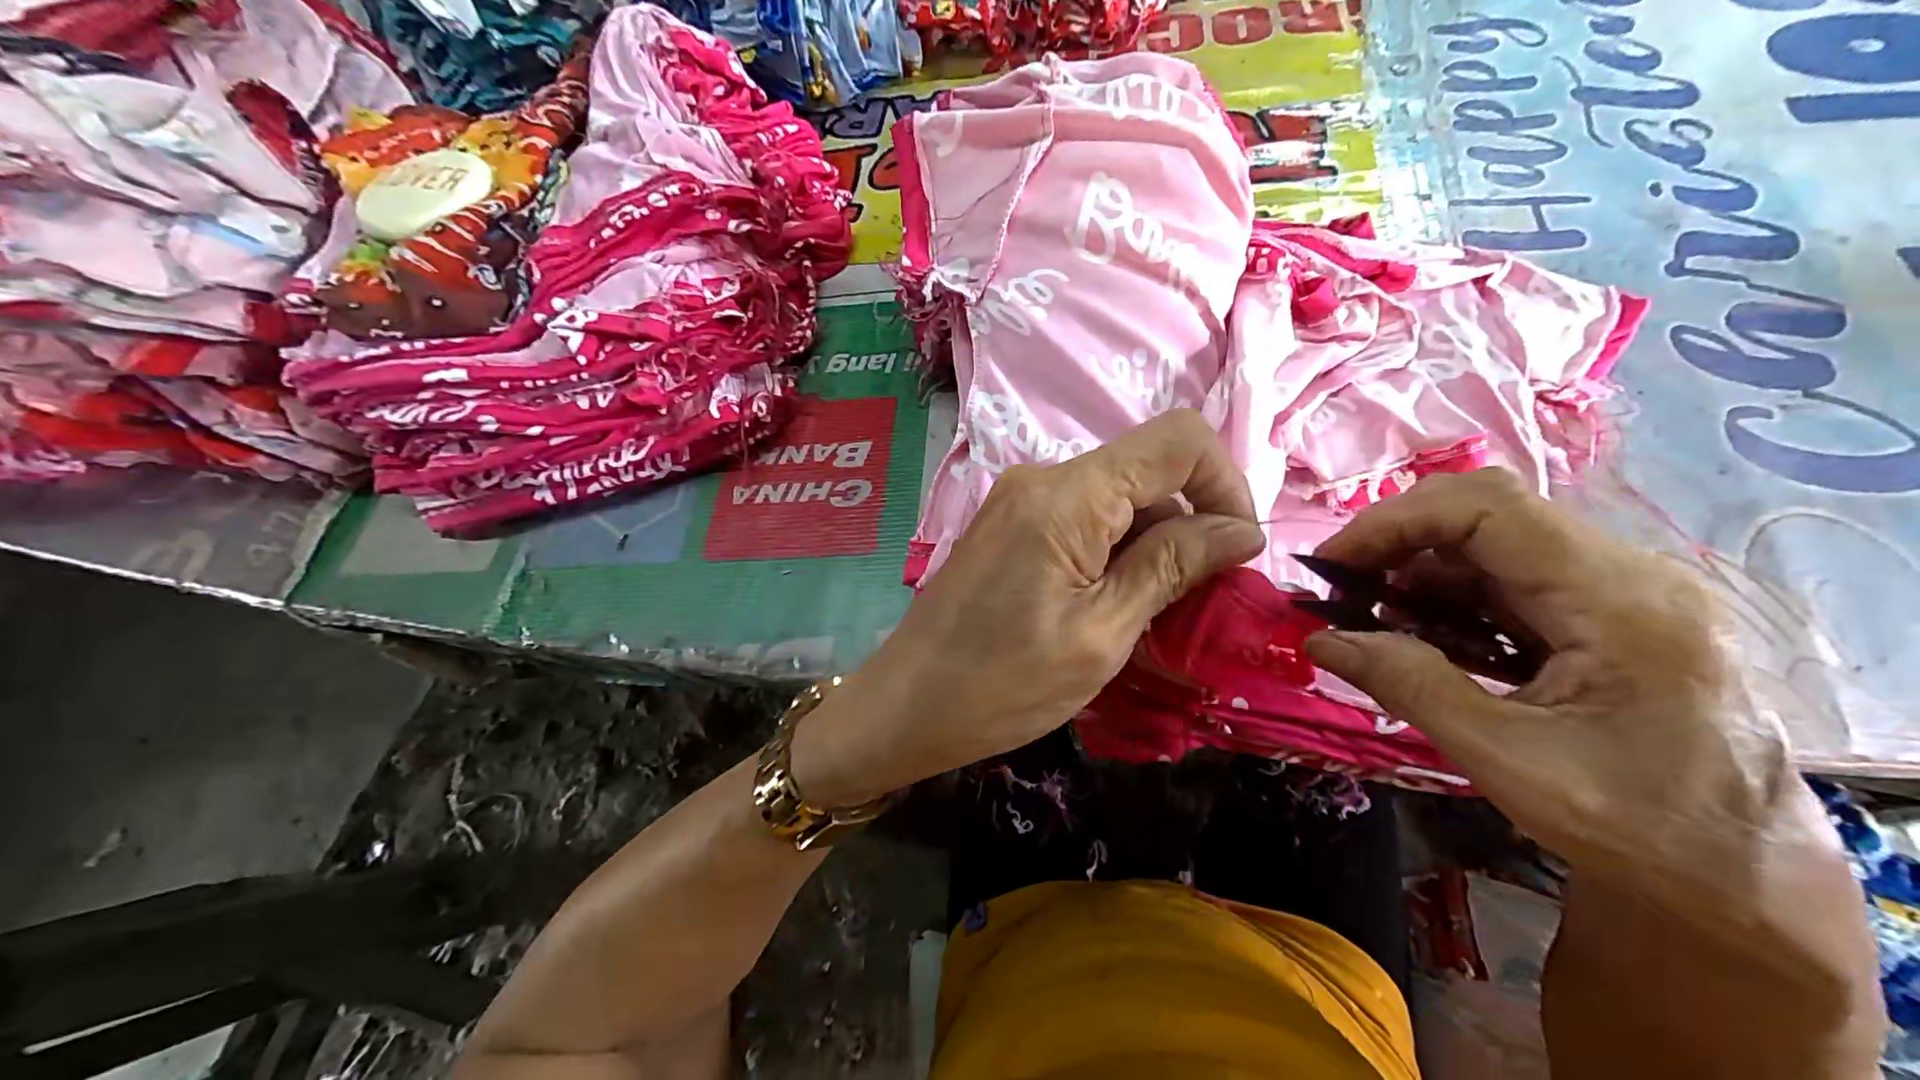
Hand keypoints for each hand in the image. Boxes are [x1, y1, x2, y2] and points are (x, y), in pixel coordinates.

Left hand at [792, 409, 1266, 804]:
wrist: (904, 708)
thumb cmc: (1000, 686)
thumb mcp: (1101, 634)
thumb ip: (1171, 568)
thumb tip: (1241, 529)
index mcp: (1066, 495)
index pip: (1177, 438)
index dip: (1225, 483)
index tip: (1236, 551)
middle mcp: (1042, 478)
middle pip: (1148, 469)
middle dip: (1190, 523)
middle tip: (1196, 601)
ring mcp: (1021, 500)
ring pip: (1119, 498)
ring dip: (1154, 545)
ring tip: (1151, 616)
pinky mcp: (1011, 527)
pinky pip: (1084, 519)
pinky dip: (1116, 553)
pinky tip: (1113, 607)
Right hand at [1303, 468, 1812, 900]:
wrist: (1740, 877)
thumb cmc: (1636, 826)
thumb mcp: (1506, 760)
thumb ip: (1409, 687)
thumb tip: (1319, 640)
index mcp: (1621, 602)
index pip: (1489, 508)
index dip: (1394, 521)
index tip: (1330, 566)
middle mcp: (1628, 575)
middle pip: (1488, 512)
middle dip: (1398, 540)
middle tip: (1341, 588)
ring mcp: (1620, 590)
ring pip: (1493, 541)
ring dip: (1418, 570)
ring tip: (1372, 620)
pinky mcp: (1605, 612)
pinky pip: (1509, 577)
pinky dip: (1448, 596)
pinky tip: (1423, 638)